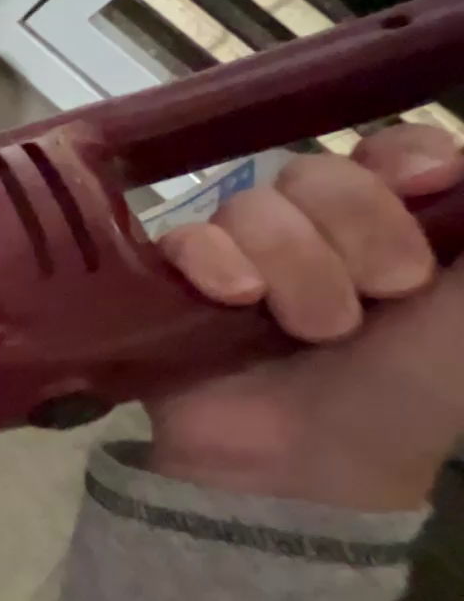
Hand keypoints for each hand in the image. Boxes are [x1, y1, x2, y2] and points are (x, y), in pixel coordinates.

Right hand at [150, 123, 463, 510]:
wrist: (308, 456)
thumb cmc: (419, 388)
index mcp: (398, 224)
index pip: (391, 143)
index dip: (404, 154)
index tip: (426, 186)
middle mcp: (316, 229)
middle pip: (318, 170)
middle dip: (354, 230)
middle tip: (381, 294)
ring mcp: (238, 252)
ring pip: (252, 206)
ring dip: (293, 266)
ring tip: (305, 327)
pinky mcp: (174, 277)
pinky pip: (184, 236)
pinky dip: (212, 260)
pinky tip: (231, 298)